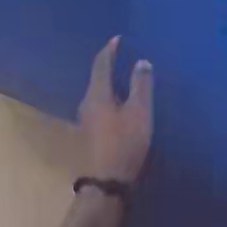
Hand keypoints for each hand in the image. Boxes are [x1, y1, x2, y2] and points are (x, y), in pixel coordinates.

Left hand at [78, 36, 153, 182]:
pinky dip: (108, 99)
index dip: (109, 50)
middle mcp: (86, 104)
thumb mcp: (139, 113)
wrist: (105, 187)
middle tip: (121, 57)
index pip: (101, 64)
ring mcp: (85, 121)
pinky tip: (117, 106)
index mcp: (97, 94)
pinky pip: (98, 107)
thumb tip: (141, 61)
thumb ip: (141, 86)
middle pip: (96, 78)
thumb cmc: (124, 145)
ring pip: (97, 94)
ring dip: (108, 84)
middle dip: (108, 66)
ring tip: (122, 80)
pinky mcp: (88, 135)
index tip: (117, 39)